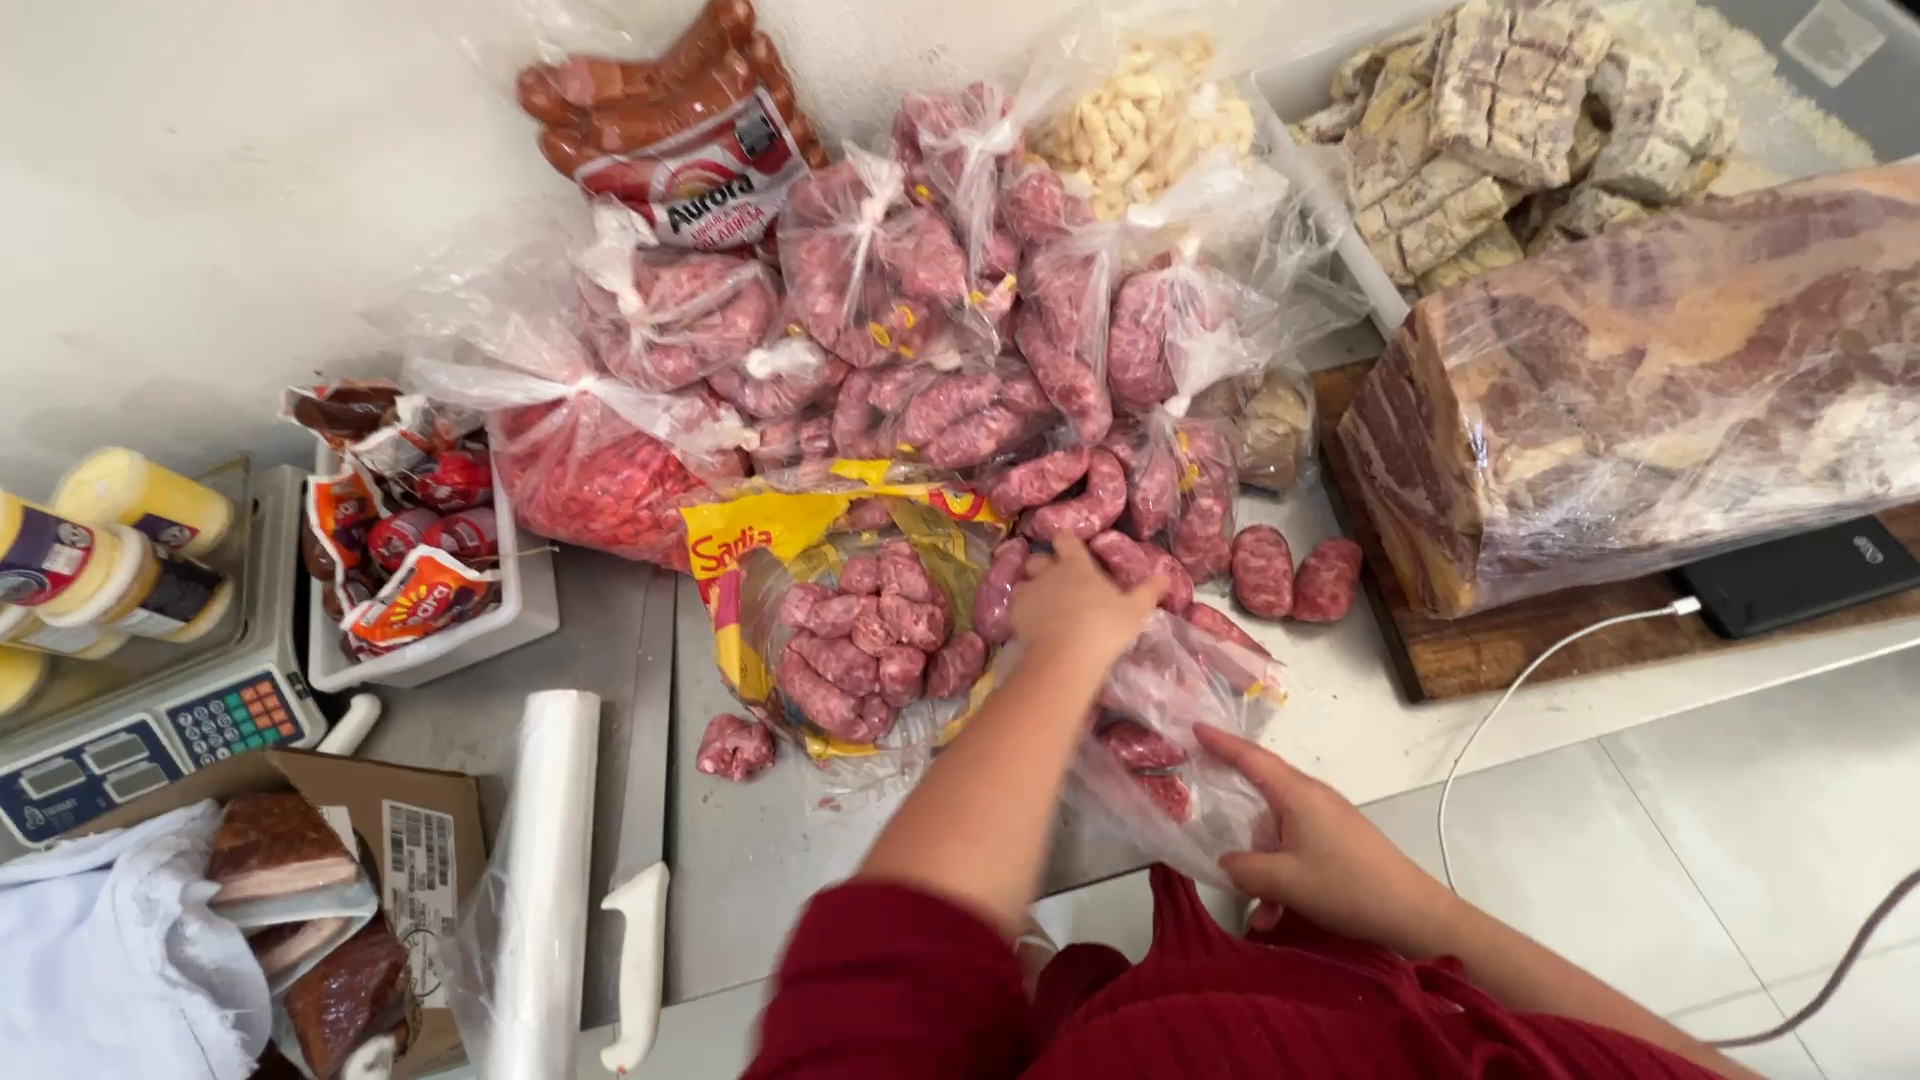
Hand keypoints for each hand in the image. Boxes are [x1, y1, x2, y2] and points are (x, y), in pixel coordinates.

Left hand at [1013, 532, 1165, 673]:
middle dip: (1043, 564)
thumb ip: (1149, 592)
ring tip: (1042, 602)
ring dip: (1031, 587)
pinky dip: (1023, 609)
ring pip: (1024, 580)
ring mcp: (1029, 592)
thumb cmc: (1104, 628)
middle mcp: (1049, 573)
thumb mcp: (1135, 611)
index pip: (1066, 540)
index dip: (1066, 541)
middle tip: (1056, 578)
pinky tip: (1032, 622)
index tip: (1068, 544)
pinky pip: (1016, 604)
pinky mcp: (1015, 613)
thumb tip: (1166, 576)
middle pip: (1038, 558)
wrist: (1066, 656)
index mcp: (1076, 566)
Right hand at [1194, 725, 1464, 958]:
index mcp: (1297, 794)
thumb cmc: (1349, 887)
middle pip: (1261, 791)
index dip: (1221, 742)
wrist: (1418, 915)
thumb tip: (1225, 863)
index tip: (1195, 726)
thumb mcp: (1287, 882)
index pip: (1251, 758)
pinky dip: (1282, 874)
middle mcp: (1311, 797)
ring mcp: (1327, 819)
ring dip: (1262, 863)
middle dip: (1233, 807)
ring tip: (1259, 908)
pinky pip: (1296, 847)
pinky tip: (1277, 914)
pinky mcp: (1338, 840)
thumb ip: (1245, 870)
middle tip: (1202, 800)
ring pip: (1277, 829)